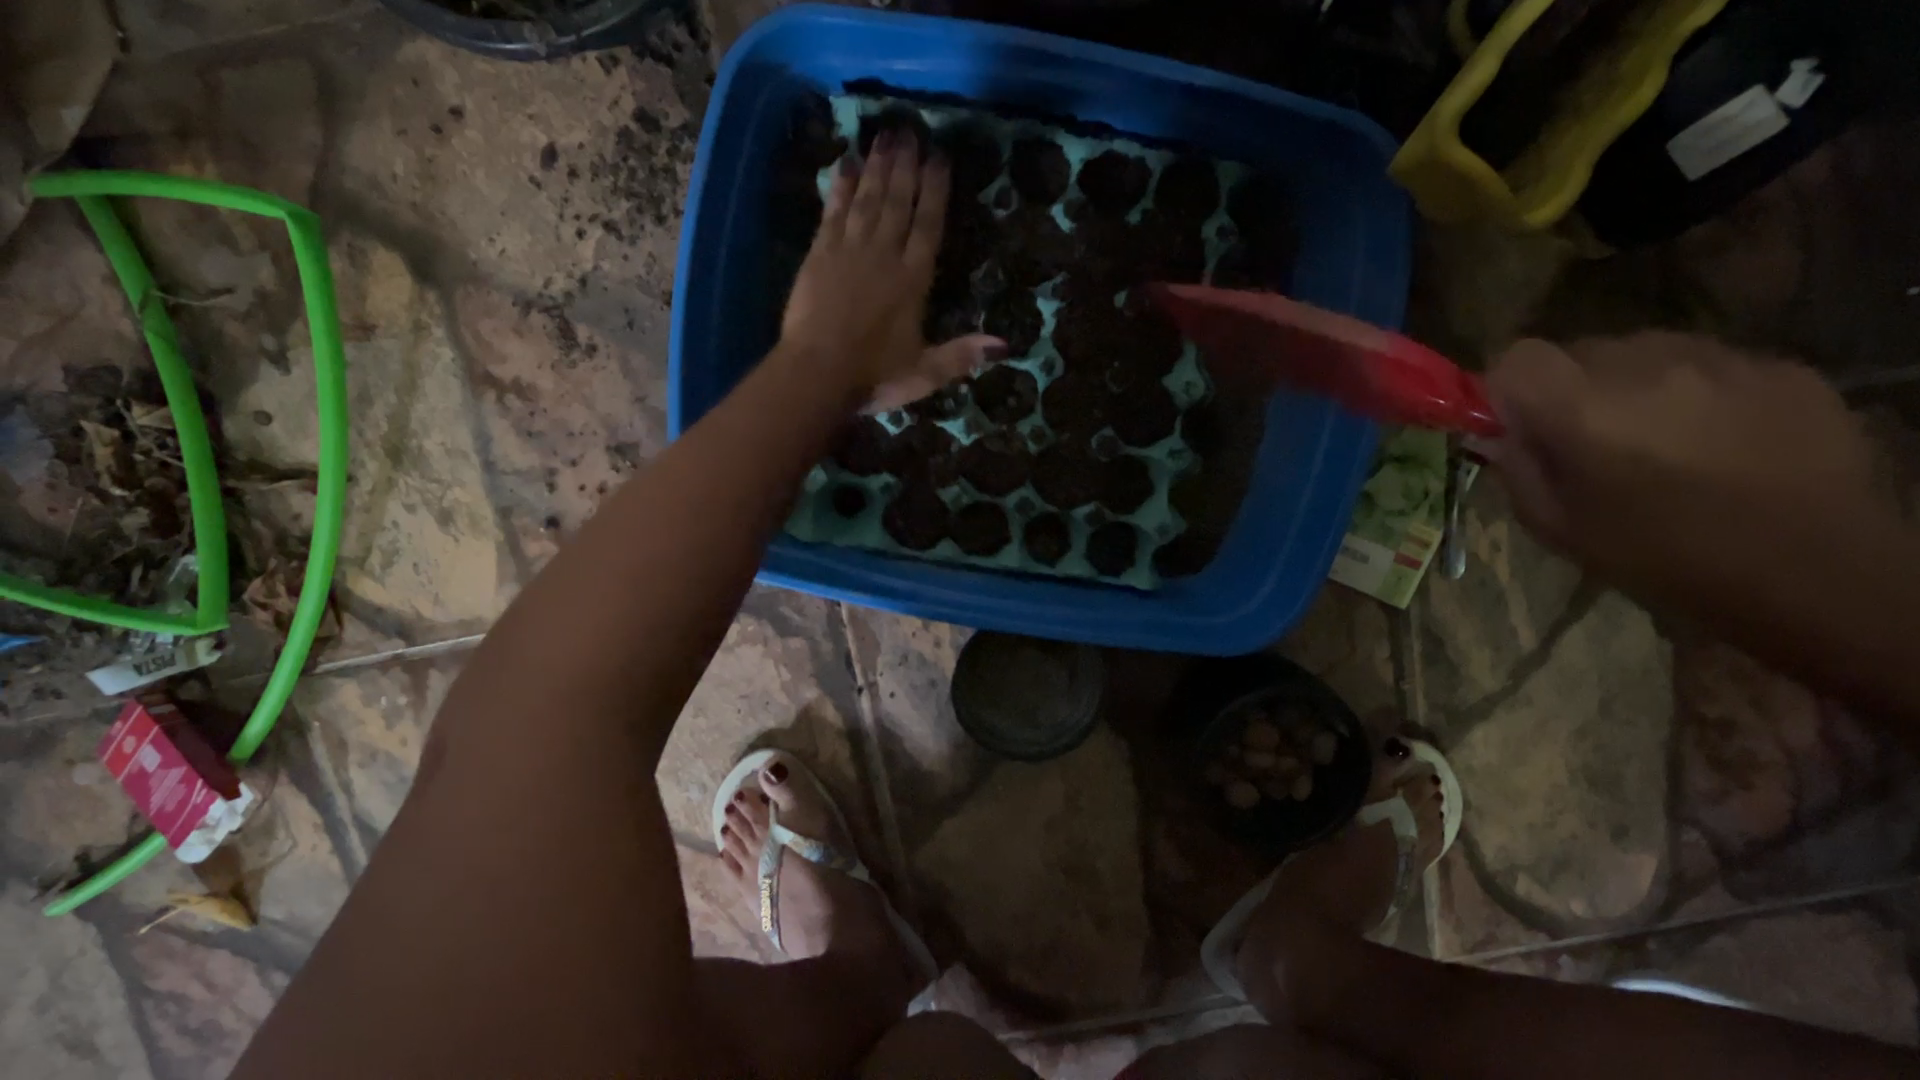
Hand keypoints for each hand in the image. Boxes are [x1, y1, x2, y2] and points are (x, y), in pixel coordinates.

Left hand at [779, 129, 1004, 410]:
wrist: (816, 374)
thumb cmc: (873, 376)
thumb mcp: (924, 373)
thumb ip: (961, 355)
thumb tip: (1004, 344)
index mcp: (914, 280)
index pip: (929, 225)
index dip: (936, 190)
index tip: (940, 158)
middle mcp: (884, 255)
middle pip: (898, 202)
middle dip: (905, 166)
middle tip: (910, 131)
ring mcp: (849, 250)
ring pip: (867, 199)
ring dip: (876, 167)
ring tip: (883, 136)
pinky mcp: (819, 254)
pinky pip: (832, 211)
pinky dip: (839, 186)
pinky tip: (844, 164)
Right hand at [1480, 332, 1887, 617]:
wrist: (1815, 573)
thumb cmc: (1666, 559)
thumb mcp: (1561, 528)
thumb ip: (1518, 470)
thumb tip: (1501, 434)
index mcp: (1583, 408)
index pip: (1519, 356)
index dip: (1512, 388)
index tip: (1523, 425)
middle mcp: (1646, 365)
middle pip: (1582, 350)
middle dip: (1575, 388)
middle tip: (1595, 442)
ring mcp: (1720, 359)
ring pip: (1648, 352)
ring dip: (1638, 387)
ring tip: (1665, 442)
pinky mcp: (1779, 366)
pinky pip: (1713, 365)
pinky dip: (1701, 394)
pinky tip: (1723, 443)